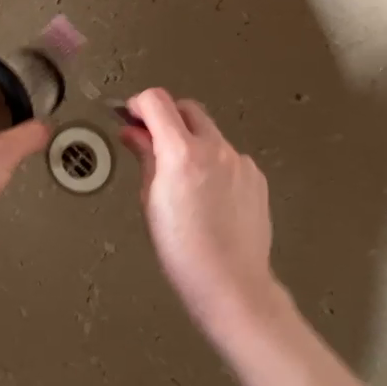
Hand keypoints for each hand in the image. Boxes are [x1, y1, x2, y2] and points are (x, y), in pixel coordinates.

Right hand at [119, 88, 288, 350]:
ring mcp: (239, 162)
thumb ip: (145, 156)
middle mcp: (215, 149)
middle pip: (186, 108)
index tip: (131, 115)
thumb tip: (134, 134)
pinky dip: (212, 161)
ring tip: (180, 176)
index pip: (156, 101)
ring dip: (190, 141)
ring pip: (208, 132)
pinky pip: (228, 155)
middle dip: (165, 117)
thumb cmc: (185, 252)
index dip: (138, 104)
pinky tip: (205, 192)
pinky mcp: (255, 177)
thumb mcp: (150, 200)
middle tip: (150, 139)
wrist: (232, 285)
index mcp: (182, 153)